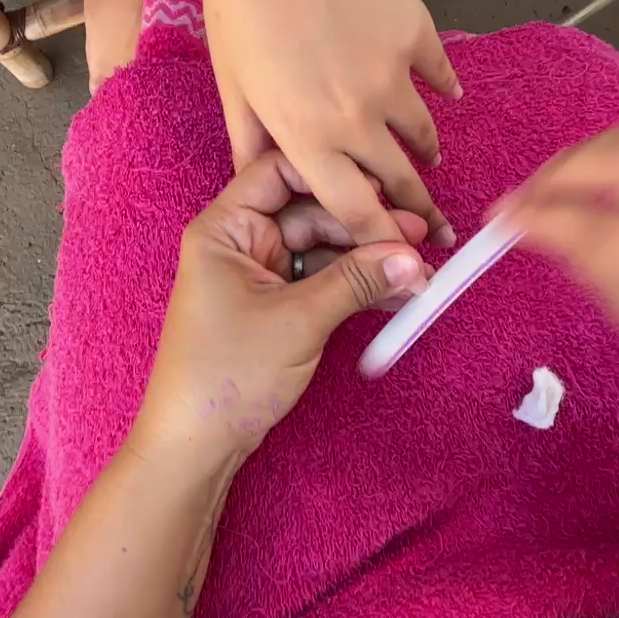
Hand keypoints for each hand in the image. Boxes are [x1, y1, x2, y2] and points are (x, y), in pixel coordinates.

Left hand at [133, 151, 432, 465]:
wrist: (197, 445)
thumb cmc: (227, 374)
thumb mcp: (298, 321)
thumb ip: (356, 282)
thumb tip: (412, 257)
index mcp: (225, 228)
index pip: (281, 172)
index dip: (332, 175)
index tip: (385, 185)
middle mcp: (241, 240)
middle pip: (311, 213)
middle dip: (365, 228)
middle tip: (420, 237)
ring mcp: (260, 272)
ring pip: (322, 249)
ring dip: (368, 261)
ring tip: (419, 272)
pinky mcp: (276, 302)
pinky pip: (322, 280)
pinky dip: (356, 286)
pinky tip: (397, 293)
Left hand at [201, 0, 459, 250]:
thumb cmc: (238, 5)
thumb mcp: (233, 83)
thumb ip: (253, 142)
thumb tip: (261, 180)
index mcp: (306, 137)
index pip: (355, 211)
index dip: (381, 242)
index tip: (403, 256)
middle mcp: (357, 118)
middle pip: (399, 181)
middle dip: (418, 209)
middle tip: (434, 223)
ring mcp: (394, 76)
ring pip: (424, 133)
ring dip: (426, 152)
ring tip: (429, 158)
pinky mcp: (417, 35)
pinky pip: (440, 76)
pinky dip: (442, 90)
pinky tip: (443, 93)